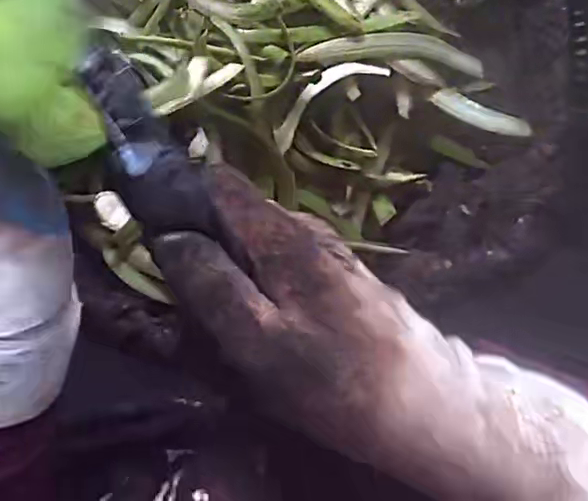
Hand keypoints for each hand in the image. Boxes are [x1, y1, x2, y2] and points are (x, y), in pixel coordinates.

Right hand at [150, 167, 587, 500]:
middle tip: (174, 267)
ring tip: (210, 289)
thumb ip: (210, 284)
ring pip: (250, 225)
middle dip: (196, 222)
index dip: (179, 190)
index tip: (151, 218)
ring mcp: (317, 243)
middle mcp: (297, 223)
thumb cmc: (338, 380)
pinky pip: (272, 247)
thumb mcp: (259, 344)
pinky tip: (254, 301)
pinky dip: (249, 261)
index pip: (215, 180)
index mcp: (276, 233)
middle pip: (230, 201)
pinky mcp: (331, 267)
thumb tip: (168, 237)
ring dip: (223, 245)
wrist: (435, 408)